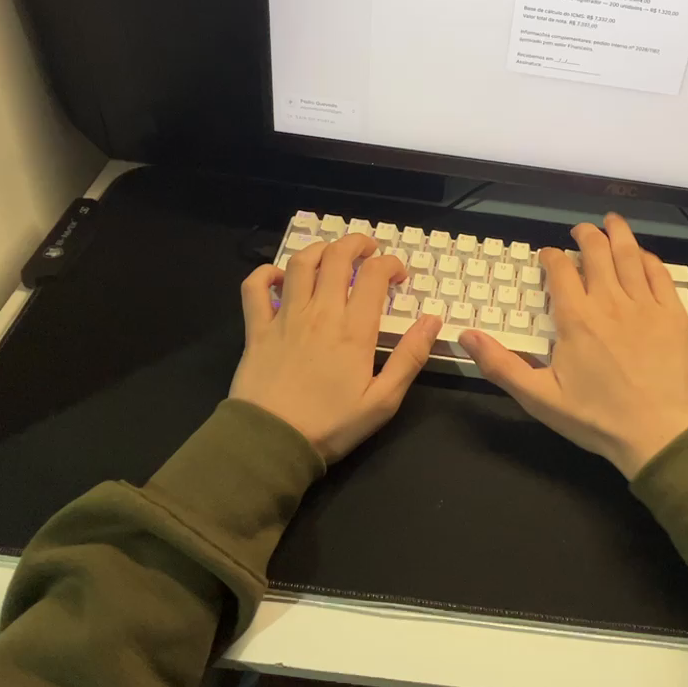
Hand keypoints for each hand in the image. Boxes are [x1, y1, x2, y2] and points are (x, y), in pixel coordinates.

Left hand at [232, 232, 441, 461]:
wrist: (270, 443)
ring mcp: (285, 317)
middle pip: (338, 257)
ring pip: (300, 263)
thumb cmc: (331, 425)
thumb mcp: (383, 400)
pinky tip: (280, 277)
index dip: (391, 265)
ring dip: (319, 249)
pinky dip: (266, 273)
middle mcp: (320, 313)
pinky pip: (255, 287)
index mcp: (354, 330)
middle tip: (369, 249)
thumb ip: (410, 357)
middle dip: (357, 243)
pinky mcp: (256, 328)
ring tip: (332, 254)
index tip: (399, 275)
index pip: (375, 275)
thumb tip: (432, 320)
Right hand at [460, 214, 687, 476]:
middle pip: (596, 252)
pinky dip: (648, 259)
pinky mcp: (672, 314)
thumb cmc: (596, 418)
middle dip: (585, 235)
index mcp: (576, 318)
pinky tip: (643, 255)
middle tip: (580, 231)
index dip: (551, 256)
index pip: (560, 270)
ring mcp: (645, 305)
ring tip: (611, 221)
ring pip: (629, 255)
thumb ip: (501, 365)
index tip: (548, 254)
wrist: (657, 433)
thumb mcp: (539, 398)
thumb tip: (465, 336)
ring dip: (618, 233)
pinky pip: (659, 274)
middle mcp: (609, 302)